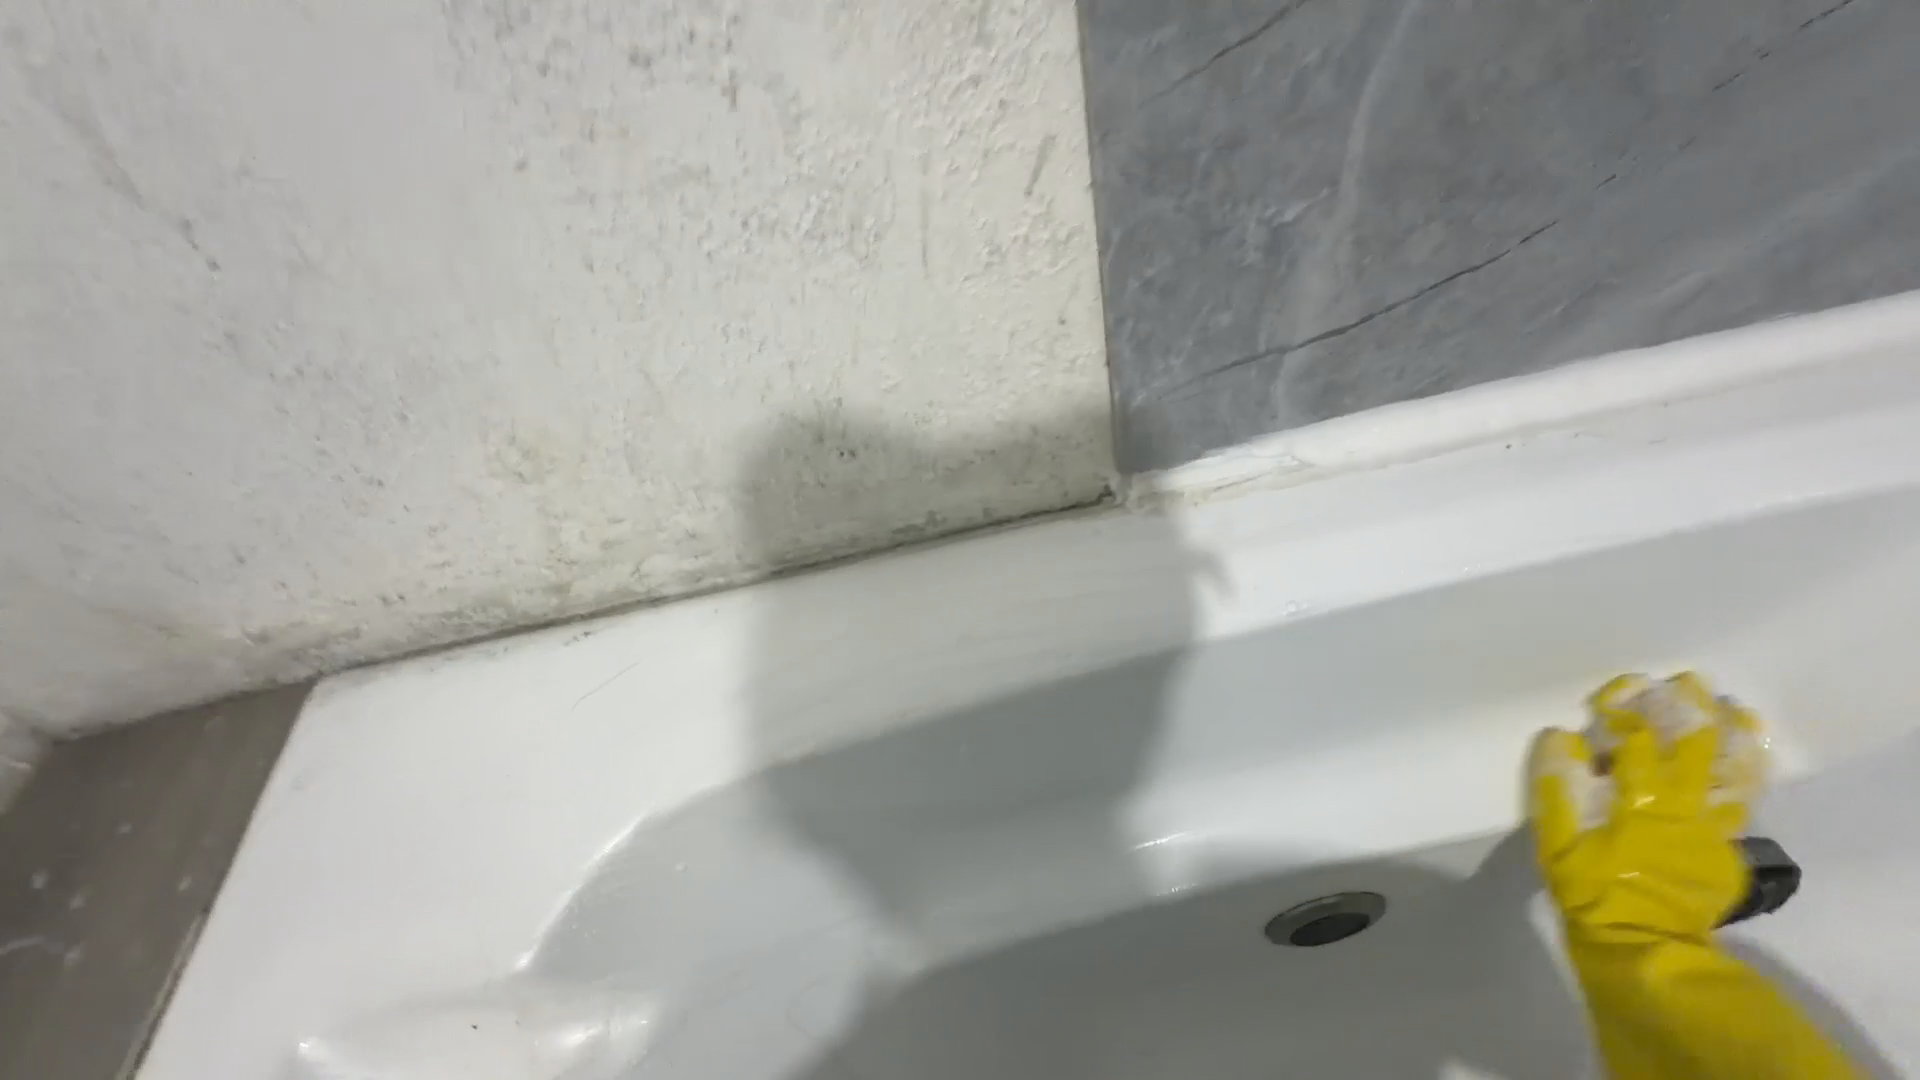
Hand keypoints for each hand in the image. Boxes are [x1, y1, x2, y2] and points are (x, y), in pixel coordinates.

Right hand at [1528, 673, 1766, 944]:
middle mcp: (1681, 807)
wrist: (1638, 941)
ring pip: (1730, 773)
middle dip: (1688, 710)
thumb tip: (1561, 735)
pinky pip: (1742, 802)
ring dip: (1732, 737)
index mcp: (1637, 801)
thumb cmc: (1588, 885)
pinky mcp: (1722, 847)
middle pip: (1692, 748)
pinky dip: (1748, 774)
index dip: (1630, 710)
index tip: (1620, 690)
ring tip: (1731, 707)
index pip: (1638, 741)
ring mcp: (1709, 827)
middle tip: (1685, 680)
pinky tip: (1748, 756)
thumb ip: (1556, 783)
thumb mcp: (1555, 836)